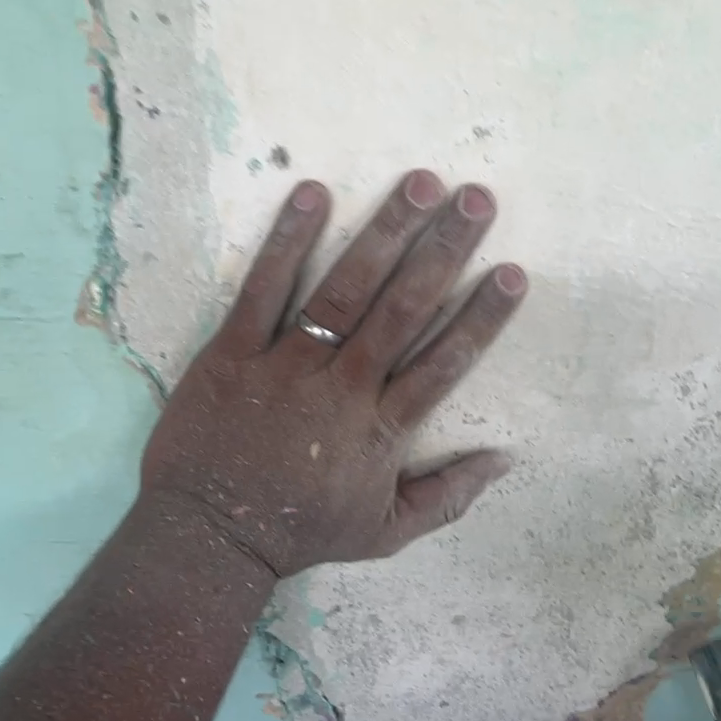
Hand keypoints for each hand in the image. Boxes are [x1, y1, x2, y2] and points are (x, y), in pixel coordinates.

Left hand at [140, 170, 527, 575]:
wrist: (208, 537)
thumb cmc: (302, 531)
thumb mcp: (387, 533)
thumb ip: (449, 496)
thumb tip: (506, 460)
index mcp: (383, 429)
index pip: (445, 363)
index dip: (482, 316)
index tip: (512, 272)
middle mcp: (344, 387)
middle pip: (404, 310)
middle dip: (444, 251)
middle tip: (477, 199)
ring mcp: (286, 365)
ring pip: (344, 290)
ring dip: (384, 233)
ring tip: (419, 183)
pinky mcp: (233, 353)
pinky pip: (262, 290)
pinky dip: (287, 242)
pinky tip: (315, 194)